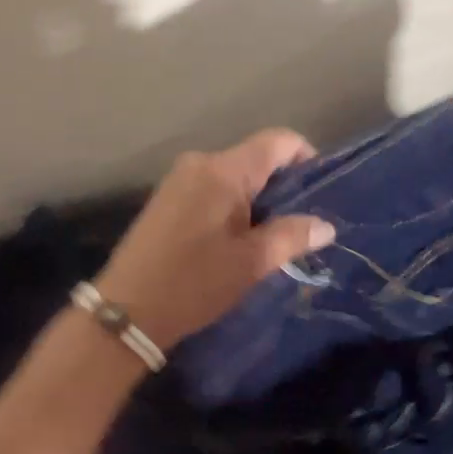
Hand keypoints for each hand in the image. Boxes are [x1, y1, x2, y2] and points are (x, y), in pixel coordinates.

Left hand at [94, 129, 335, 347]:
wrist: (127, 312)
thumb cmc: (193, 284)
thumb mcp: (251, 263)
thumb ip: (291, 236)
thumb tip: (325, 225)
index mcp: (223, 170)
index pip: (278, 142)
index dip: (307, 159)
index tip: (322, 194)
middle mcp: (199, 163)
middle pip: (255, 159)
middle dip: (281, 188)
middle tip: (301, 226)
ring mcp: (178, 180)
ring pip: (233, 177)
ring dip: (256, 201)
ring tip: (271, 239)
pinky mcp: (166, 199)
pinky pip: (212, 190)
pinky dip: (232, 208)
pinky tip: (237, 241)